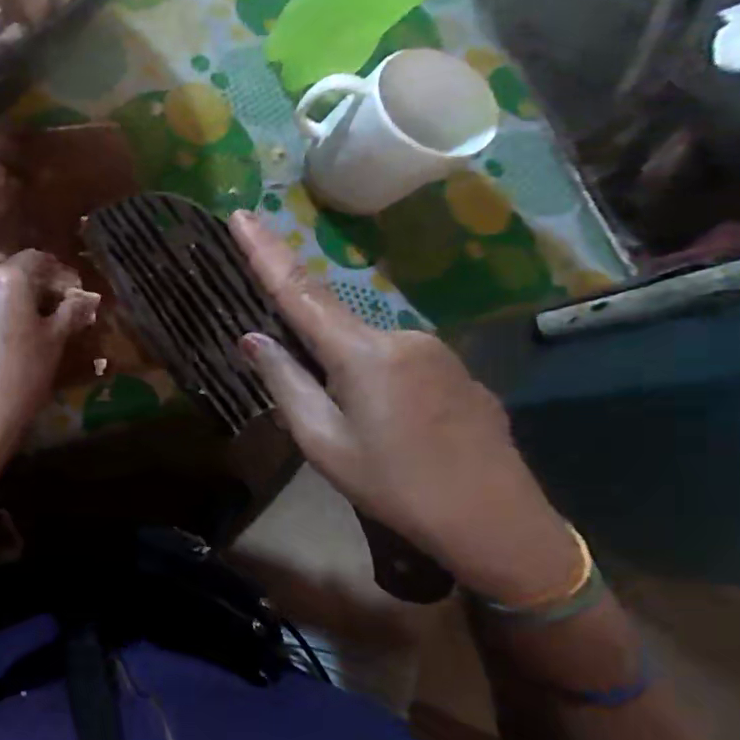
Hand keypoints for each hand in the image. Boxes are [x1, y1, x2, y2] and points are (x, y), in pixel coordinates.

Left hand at [0, 249, 97, 458]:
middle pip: (12, 266)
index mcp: (8, 275)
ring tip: (35, 320)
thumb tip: (87, 298)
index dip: (61, 275)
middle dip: (35, 280)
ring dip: (14, 292)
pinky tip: (10, 331)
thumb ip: (70, 312)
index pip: (39, 259)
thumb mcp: (54, 341)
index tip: (76, 295)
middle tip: (56, 305)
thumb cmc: (21, 374)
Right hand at [228, 211, 580, 603]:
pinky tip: (393, 433)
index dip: (265, 253)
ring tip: (361, 436)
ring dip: (347, 378)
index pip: (300, 291)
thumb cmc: (396, 486)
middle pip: (334, 327)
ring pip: (367, 349)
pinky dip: (379, 386)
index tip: (241, 216)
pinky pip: (400, 365)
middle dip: (310, 352)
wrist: (499, 524)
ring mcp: (437, 352)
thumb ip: (285, 383)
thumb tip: (253, 339)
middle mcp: (402, 337)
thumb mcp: (323, 443)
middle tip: (317, 408)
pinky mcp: (459, 373)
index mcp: (363, 353)